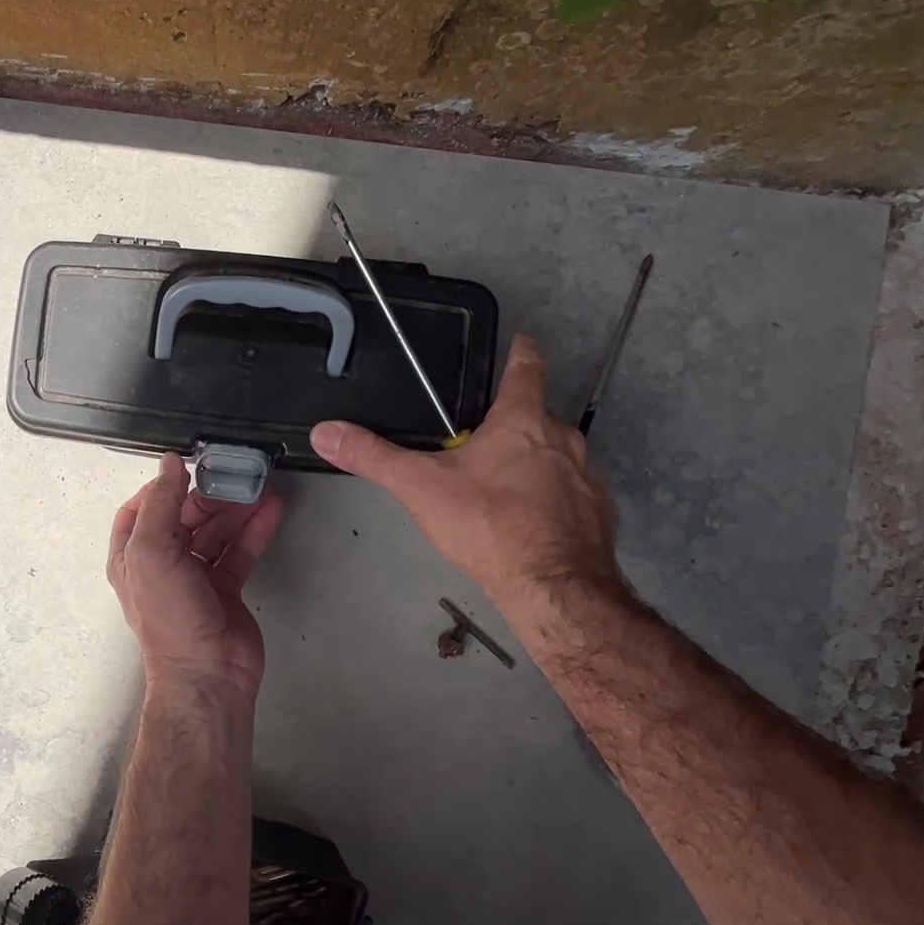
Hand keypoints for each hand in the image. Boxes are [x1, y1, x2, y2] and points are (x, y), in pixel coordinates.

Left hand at [106, 453, 286, 693]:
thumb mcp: (153, 552)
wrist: (207, 674)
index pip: (140, 510)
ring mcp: (194, 577)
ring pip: (215, 532)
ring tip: (259, 487)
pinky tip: (270, 511)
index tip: (186, 469)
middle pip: (183, 517)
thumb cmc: (171, 619)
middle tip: (233, 477)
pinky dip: (254, 530)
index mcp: (132, 557)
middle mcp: (161, 565)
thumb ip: (161, 504)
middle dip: (208, 496)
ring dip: (236, 510)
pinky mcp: (225, 588)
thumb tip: (168, 463)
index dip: (160, 487)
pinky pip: (240, 551)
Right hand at [309, 334, 620, 601]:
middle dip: (512, 425)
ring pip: (555, 457)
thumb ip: (372, 457)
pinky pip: (572, 494)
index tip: (522, 340)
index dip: (521, 352)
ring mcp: (586, 475)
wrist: (551, 584)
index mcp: (521, 421)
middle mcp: (562, 439)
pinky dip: (553, 500)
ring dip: (533, 463)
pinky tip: (531, 523)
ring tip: (501, 490)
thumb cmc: (487, 524)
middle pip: (537, 417)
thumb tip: (324, 431)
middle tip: (481, 444)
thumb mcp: (419, 487)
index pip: (526, 370)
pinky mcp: (599, 511)